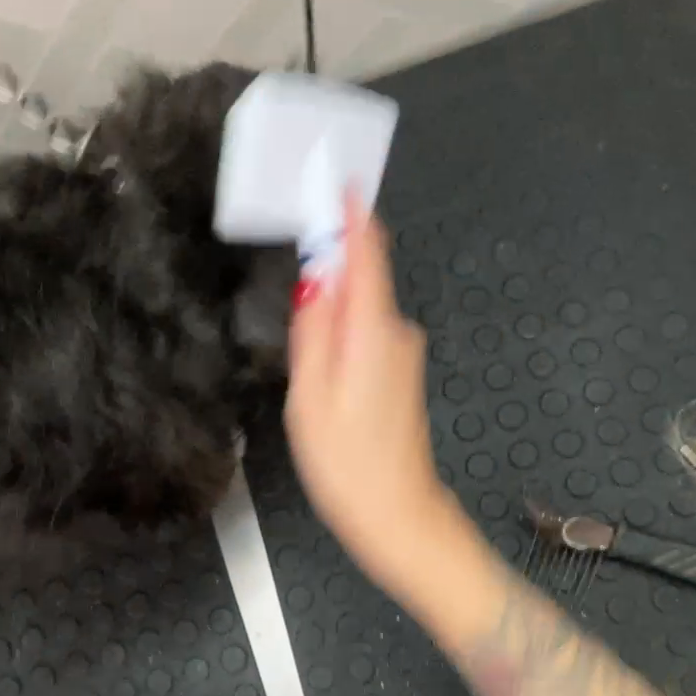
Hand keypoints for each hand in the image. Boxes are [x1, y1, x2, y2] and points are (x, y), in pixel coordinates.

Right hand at [284, 202, 461, 596]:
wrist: (398, 517)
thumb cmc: (346, 464)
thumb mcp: (309, 397)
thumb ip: (312, 331)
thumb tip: (316, 277)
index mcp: (374, 329)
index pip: (368, 250)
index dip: (350, 212)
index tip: (335, 178)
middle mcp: (398, 332)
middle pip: (362, 281)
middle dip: (326, 278)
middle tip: (291, 310)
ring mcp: (405, 355)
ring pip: (361, 314)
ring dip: (330, 318)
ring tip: (303, 368)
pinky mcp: (402, 376)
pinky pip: (367, 339)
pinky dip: (343, 340)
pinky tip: (324, 382)